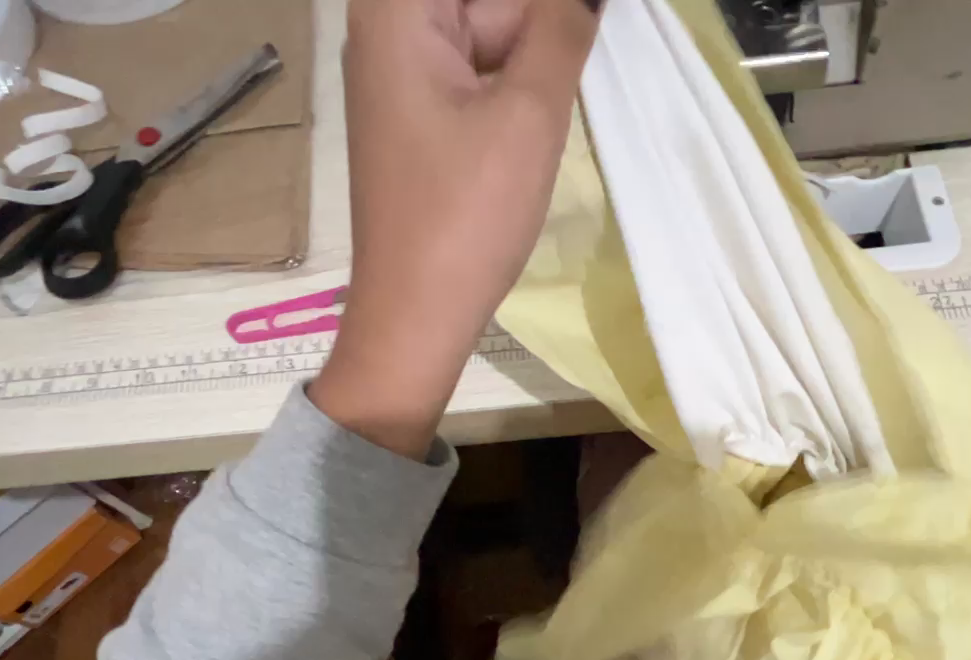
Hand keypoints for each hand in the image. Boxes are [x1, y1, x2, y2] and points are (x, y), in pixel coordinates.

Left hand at [309, 0, 598, 456]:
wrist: (416, 318)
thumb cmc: (467, 218)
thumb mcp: (529, 115)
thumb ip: (563, 28)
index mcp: (398, 8)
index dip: (548, 11)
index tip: (583, 30)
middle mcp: (388, 28)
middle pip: (487, 1)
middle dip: (543, 29)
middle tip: (543, 115)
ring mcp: (402, 79)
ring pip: (489, 37)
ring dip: (536, 63)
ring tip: (538, 131)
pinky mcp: (419, 122)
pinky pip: (478, 78)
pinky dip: (516, 91)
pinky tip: (534, 127)